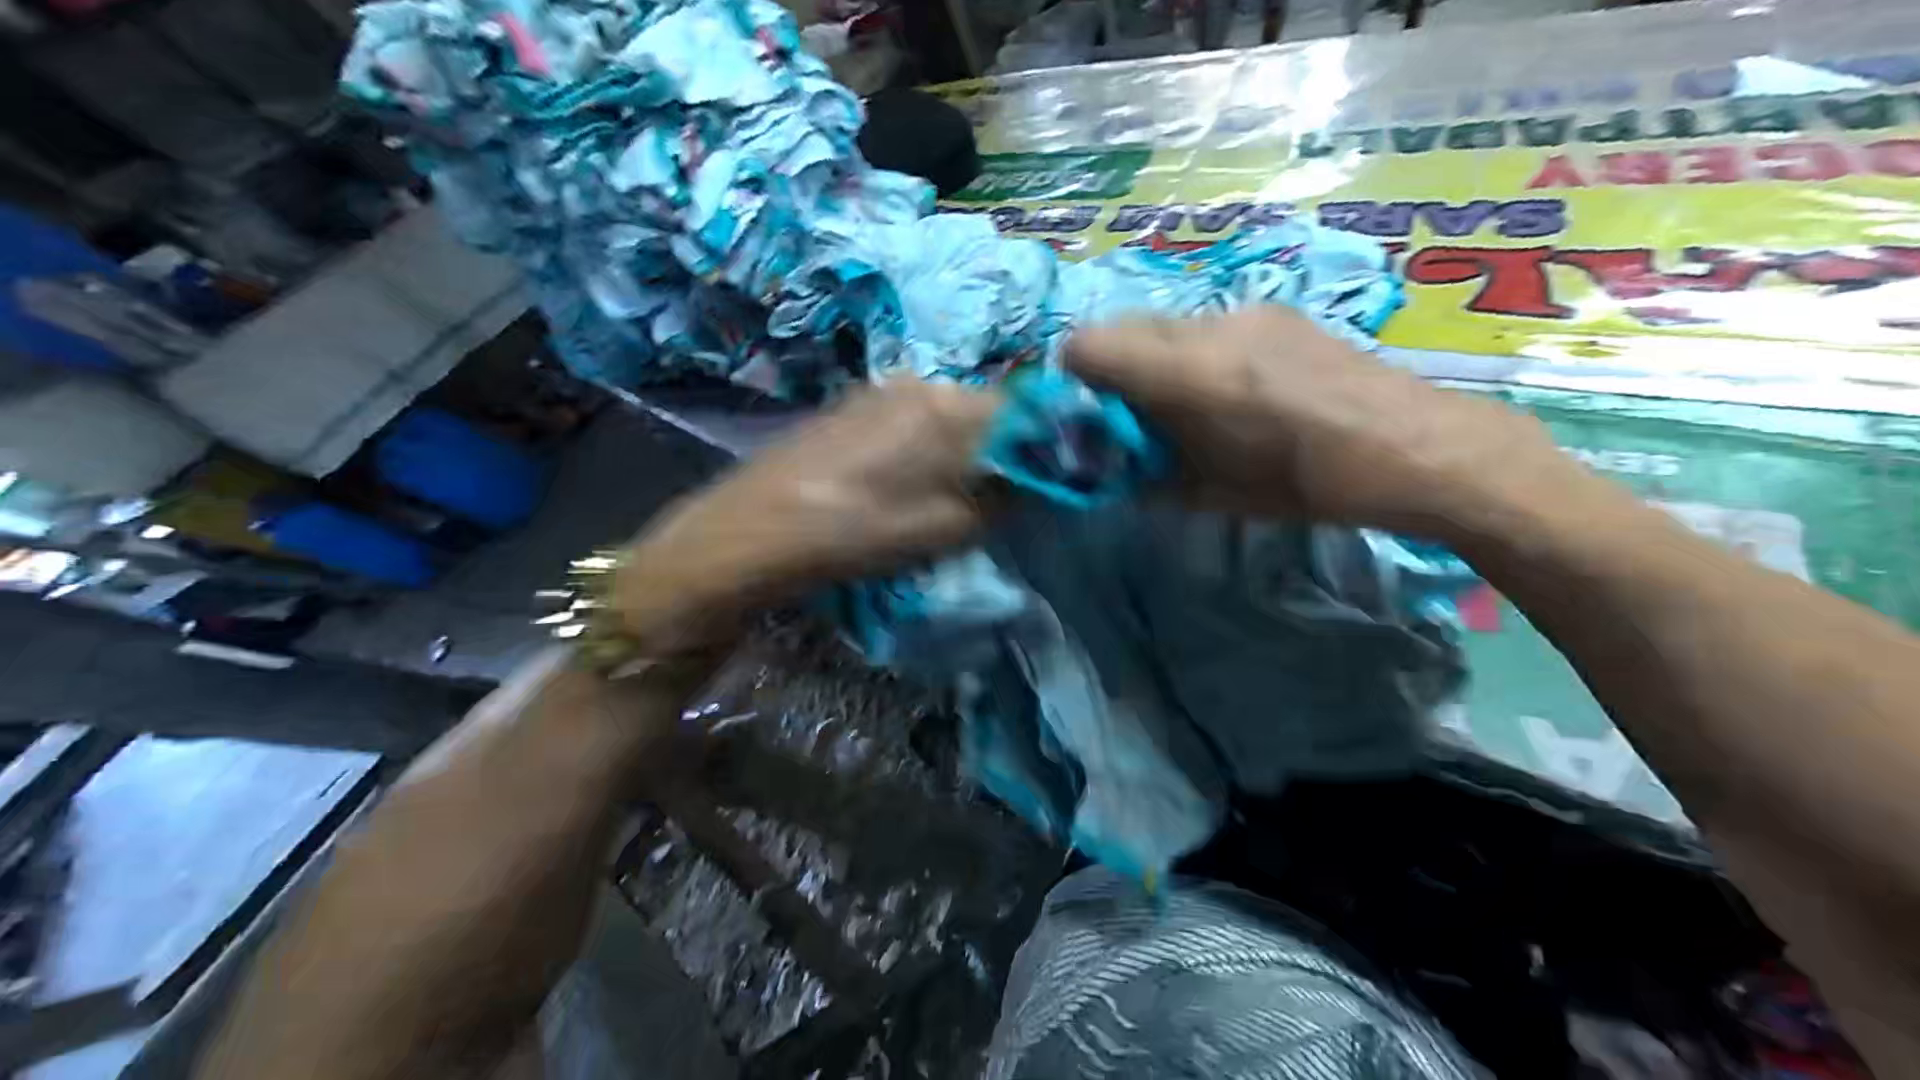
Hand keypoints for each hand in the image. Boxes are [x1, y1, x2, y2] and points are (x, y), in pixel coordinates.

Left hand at [612, 379, 1002, 651]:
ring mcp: (879, 389)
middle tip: (984, 498)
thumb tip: (1040, 479)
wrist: (755, 530)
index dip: (1039, 448)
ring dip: (953, 449)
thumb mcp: (948, 528)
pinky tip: (893, 482)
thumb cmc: (861, 532)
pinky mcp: (848, 403)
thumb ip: (1005, 497)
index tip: (1038, 484)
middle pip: (983, 411)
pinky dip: (917, 446)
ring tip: (933, 496)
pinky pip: (906, 418)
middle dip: (994, 450)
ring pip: (942, 415)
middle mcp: (922, 381)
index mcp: (953, 406)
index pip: (1025, 413)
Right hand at [1066, 306, 1577, 538]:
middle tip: (1125, 414)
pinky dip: (1190, 352)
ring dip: (1152, 359)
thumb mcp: (1213, 494)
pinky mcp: (1277, 313)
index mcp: (1191, 374)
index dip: (1071, 376)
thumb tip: (1107, 467)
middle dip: (1110, 368)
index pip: (1090, 345)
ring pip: (1166, 324)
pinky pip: (1206, 324)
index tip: (1083, 412)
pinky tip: (1227, 390)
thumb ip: (1147, 473)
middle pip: (1123, 327)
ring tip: (1181, 405)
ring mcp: (1248, 312)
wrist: (1421, 449)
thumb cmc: (1309, 486)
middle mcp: (1212, 326)